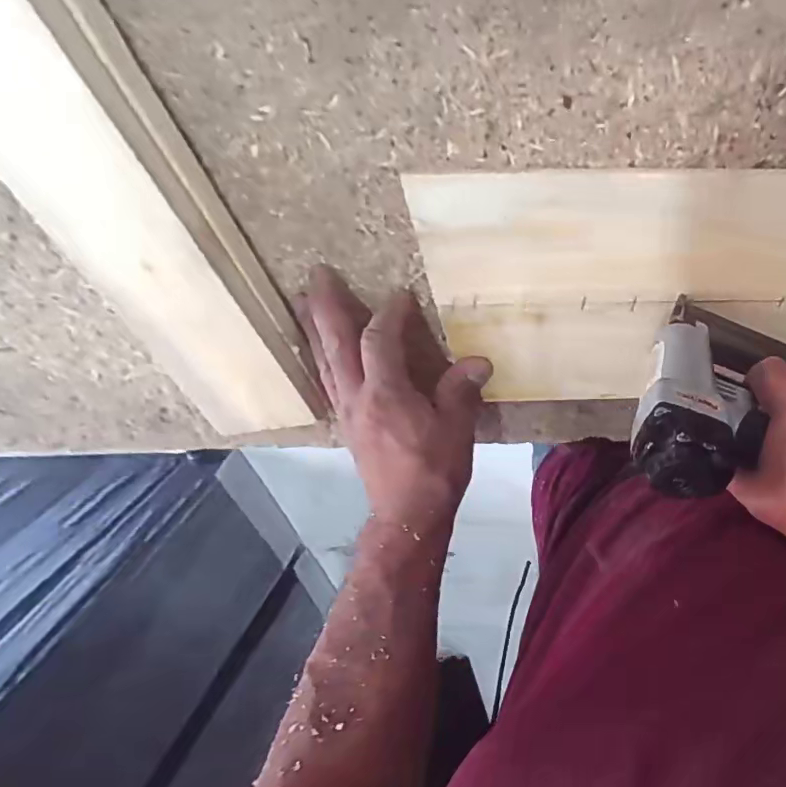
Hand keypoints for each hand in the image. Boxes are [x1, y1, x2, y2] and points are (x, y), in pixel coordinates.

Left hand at [294, 265, 491, 530]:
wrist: (407, 511)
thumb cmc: (436, 469)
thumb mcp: (456, 428)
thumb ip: (460, 390)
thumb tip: (478, 360)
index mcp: (386, 393)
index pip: (380, 341)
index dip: (390, 314)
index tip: (401, 294)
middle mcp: (357, 396)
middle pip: (335, 343)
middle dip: (327, 306)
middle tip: (318, 274)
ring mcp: (348, 411)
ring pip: (323, 361)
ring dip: (315, 328)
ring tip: (307, 303)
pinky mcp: (349, 426)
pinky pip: (328, 381)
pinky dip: (322, 358)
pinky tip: (324, 355)